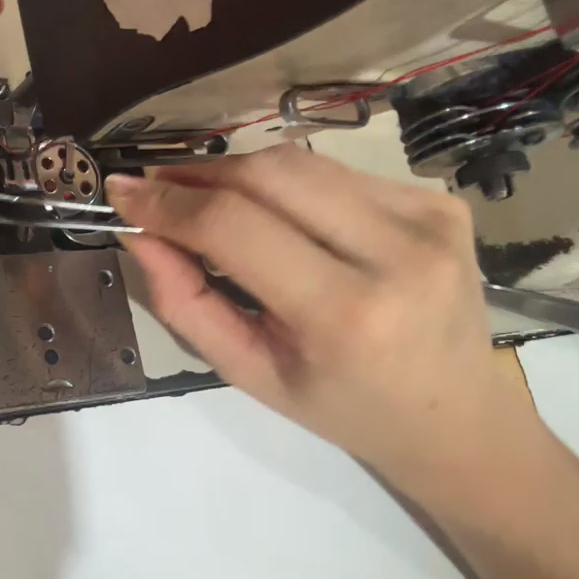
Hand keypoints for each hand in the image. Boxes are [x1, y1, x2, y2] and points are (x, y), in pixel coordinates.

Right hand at [106, 146, 546, 481]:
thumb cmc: (342, 407)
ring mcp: (428, 217)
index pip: (235, 227)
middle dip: (197, 174)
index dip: (167, 202)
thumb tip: (139, 233)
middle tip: (154, 188)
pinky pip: (333, 172)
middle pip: (268, 174)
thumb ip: (186, 302)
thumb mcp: (249, 372)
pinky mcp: (437, 201)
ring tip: (199, 196)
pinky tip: (271, 211)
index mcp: (345, 314)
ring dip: (234, 172)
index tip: (120, 192)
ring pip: (299, 162)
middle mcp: (397, 252)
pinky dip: (284, 183)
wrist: (457, 416)